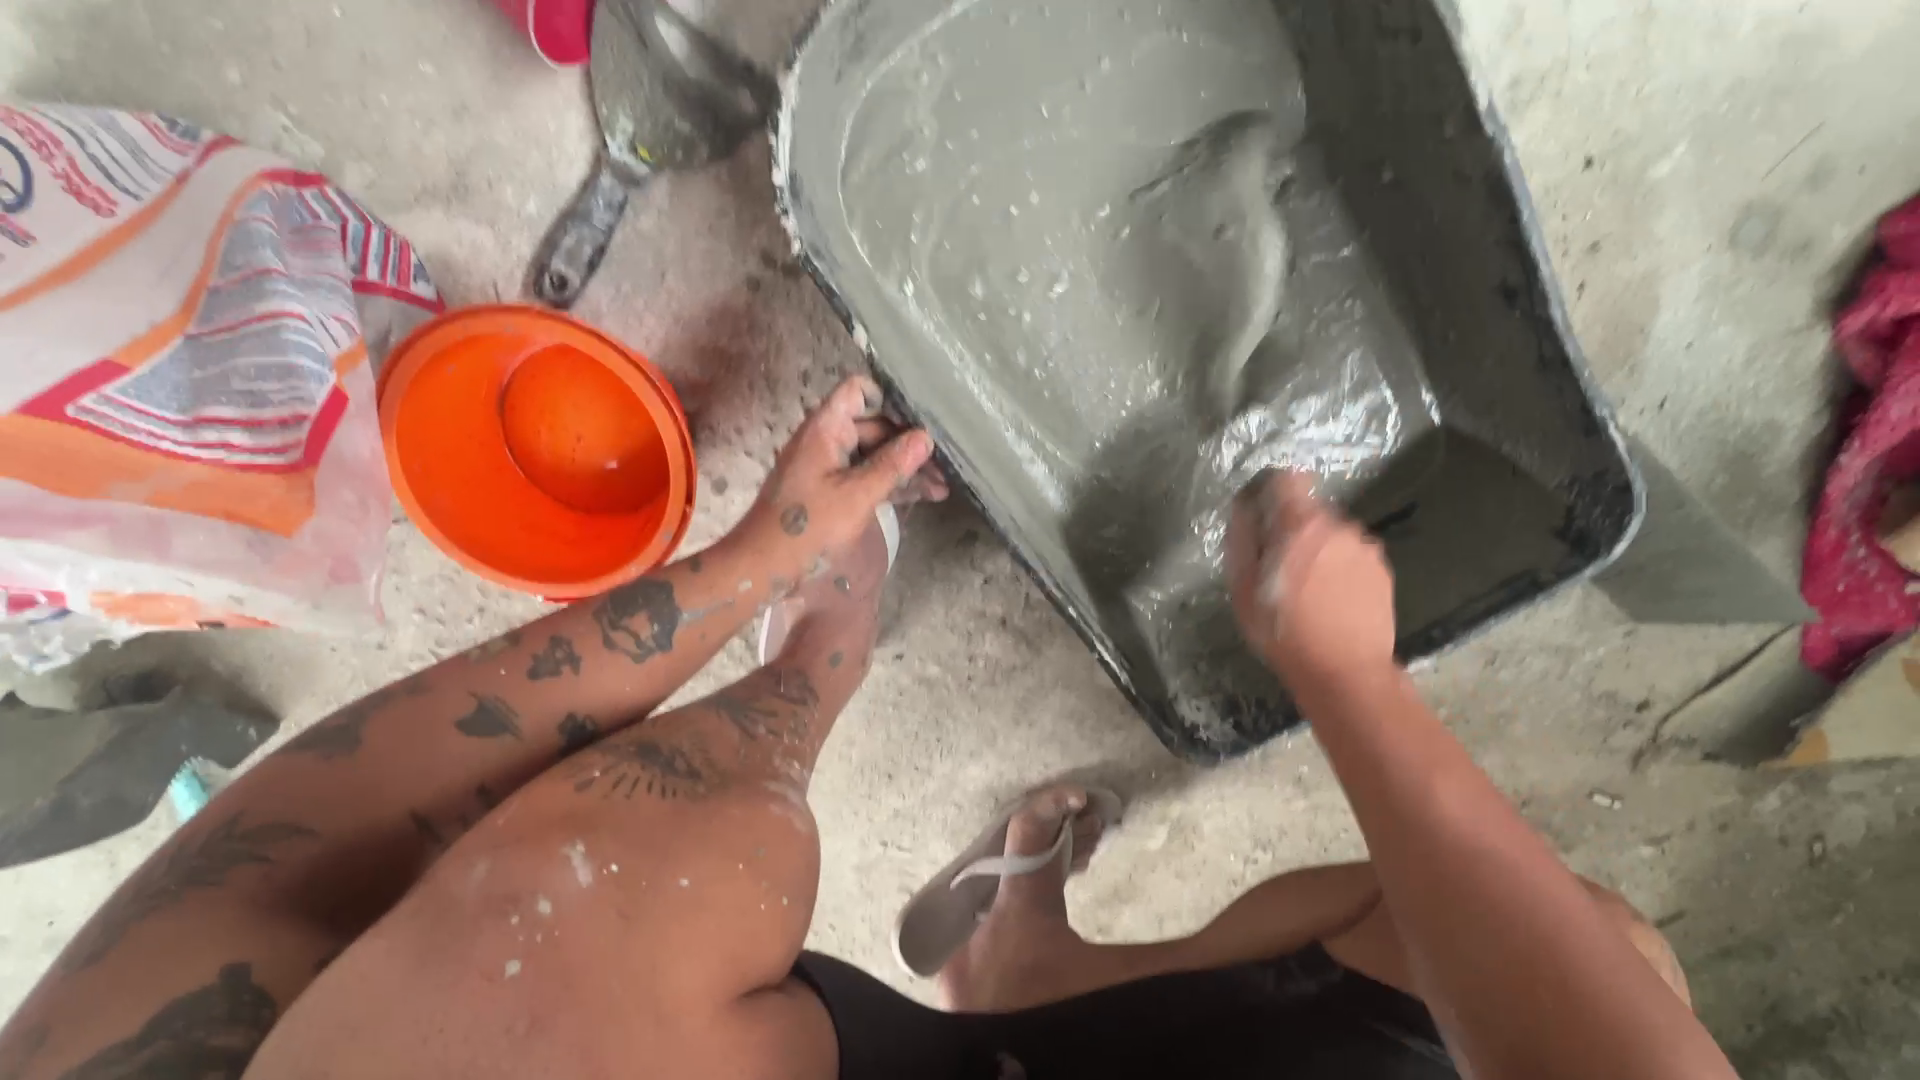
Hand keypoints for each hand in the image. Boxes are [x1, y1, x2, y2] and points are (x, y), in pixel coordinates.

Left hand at [736, 376, 946, 575]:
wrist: (765, 566)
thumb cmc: (809, 527)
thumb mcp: (858, 495)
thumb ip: (892, 465)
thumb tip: (925, 437)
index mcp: (826, 428)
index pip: (859, 392)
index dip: (891, 399)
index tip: (923, 418)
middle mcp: (826, 439)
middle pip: (874, 426)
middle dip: (910, 443)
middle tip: (945, 463)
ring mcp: (828, 465)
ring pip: (874, 455)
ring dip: (906, 469)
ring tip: (942, 487)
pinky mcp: (831, 489)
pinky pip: (866, 476)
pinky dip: (891, 484)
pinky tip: (924, 496)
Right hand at [1226, 469, 1395, 686]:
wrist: (1346, 672)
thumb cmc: (1284, 632)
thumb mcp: (1242, 590)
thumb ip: (1241, 540)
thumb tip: (1242, 509)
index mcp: (1299, 526)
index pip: (1287, 480)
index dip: (1271, 492)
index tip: (1262, 517)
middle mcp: (1337, 527)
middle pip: (1308, 510)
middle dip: (1292, 529)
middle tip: (1279, 568)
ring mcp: (1364, 548)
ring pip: (1332, 533)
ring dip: (1317, 548)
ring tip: (1308, 589)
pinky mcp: (1382, 569)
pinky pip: (1351, 554)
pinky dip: (1339, 566)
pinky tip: (1332, 599)